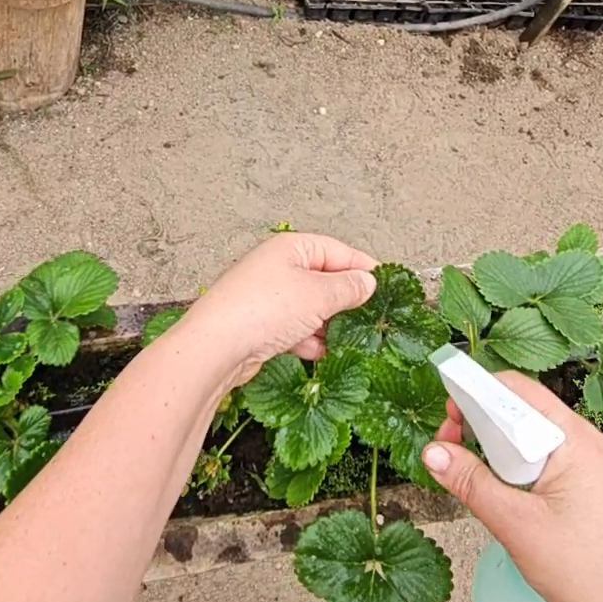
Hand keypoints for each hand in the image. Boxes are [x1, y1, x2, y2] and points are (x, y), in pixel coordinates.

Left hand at [167, 233, 378, 385]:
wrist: (215, 347)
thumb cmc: (264, 310)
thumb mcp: (319, 296)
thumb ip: (348, 288)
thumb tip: (367, 282)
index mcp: (292, 248)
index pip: (337, 251)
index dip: (363, 268)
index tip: (386, 286)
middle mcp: (277, 267)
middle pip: (323, 280)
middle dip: (345, 301)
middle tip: (370, 319)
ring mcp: (266, 296)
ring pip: (309, 307)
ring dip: (327, 325)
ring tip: (347, 341)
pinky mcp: (259, 324)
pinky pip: (292, 328)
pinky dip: (306, 339)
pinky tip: (318, 353)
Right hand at [420, 372, 602, 601]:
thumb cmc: (594, 578)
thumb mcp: (516, 525)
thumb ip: (470, 482)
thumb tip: (434, 452)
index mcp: (575, 440)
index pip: (516, 391)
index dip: (475, 394)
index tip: (447, 412)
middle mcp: (591, 444)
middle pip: (525, 411)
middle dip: (482, 423)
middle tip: (452, 448)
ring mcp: (599, 467)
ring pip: (537, 438)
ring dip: (501, 448)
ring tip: (479, 476)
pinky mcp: (599, 489)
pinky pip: (552, 460)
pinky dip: (523, 468)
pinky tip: (510, 494)